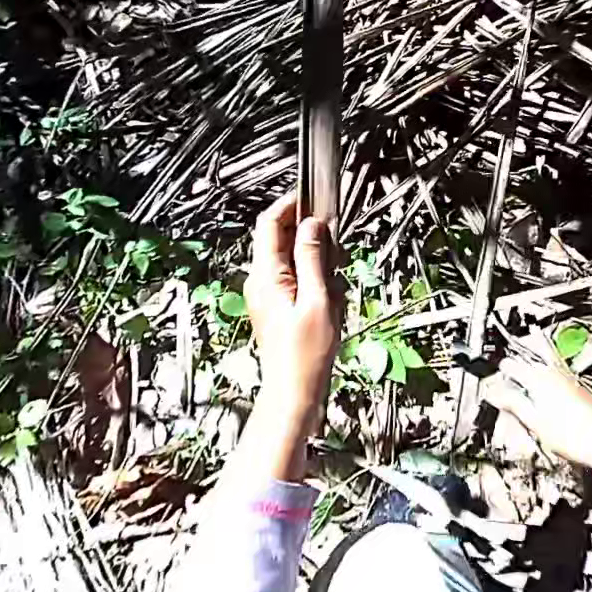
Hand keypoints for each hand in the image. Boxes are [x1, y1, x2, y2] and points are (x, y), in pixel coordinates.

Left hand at [242, 191, 341, 421]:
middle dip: (308, 235)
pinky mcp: (276, 304)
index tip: (311, 200)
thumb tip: (311, 226)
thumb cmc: (305, 355)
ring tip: (332, 281)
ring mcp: (266, 293)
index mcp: (265, 276)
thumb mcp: (317, 300)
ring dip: (313, 259)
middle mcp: (260, 281)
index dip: (289, 205)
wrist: (294, 391)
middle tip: (331, 246)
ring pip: (289, 257)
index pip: (268, 223)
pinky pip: (293, 276)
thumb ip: (313, 258)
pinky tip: (327, 295)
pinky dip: (312, 277)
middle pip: (279, 238)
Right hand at [483, 351, 591, 472]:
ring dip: (539, 348)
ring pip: (549, 355)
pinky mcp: (581, 386)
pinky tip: (553, 370)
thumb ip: (513, 403)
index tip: (495, 377)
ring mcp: (569, 377)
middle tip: (514, 349)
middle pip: (534, 351)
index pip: (511, 366)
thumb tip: (493, 391)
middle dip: (522, 348)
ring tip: (535, 339)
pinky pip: (560, 365)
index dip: (501, 370)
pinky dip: (552, 361)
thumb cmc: (572, 434)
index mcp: (537, 379)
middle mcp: (553, 372)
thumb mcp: (533, 421)